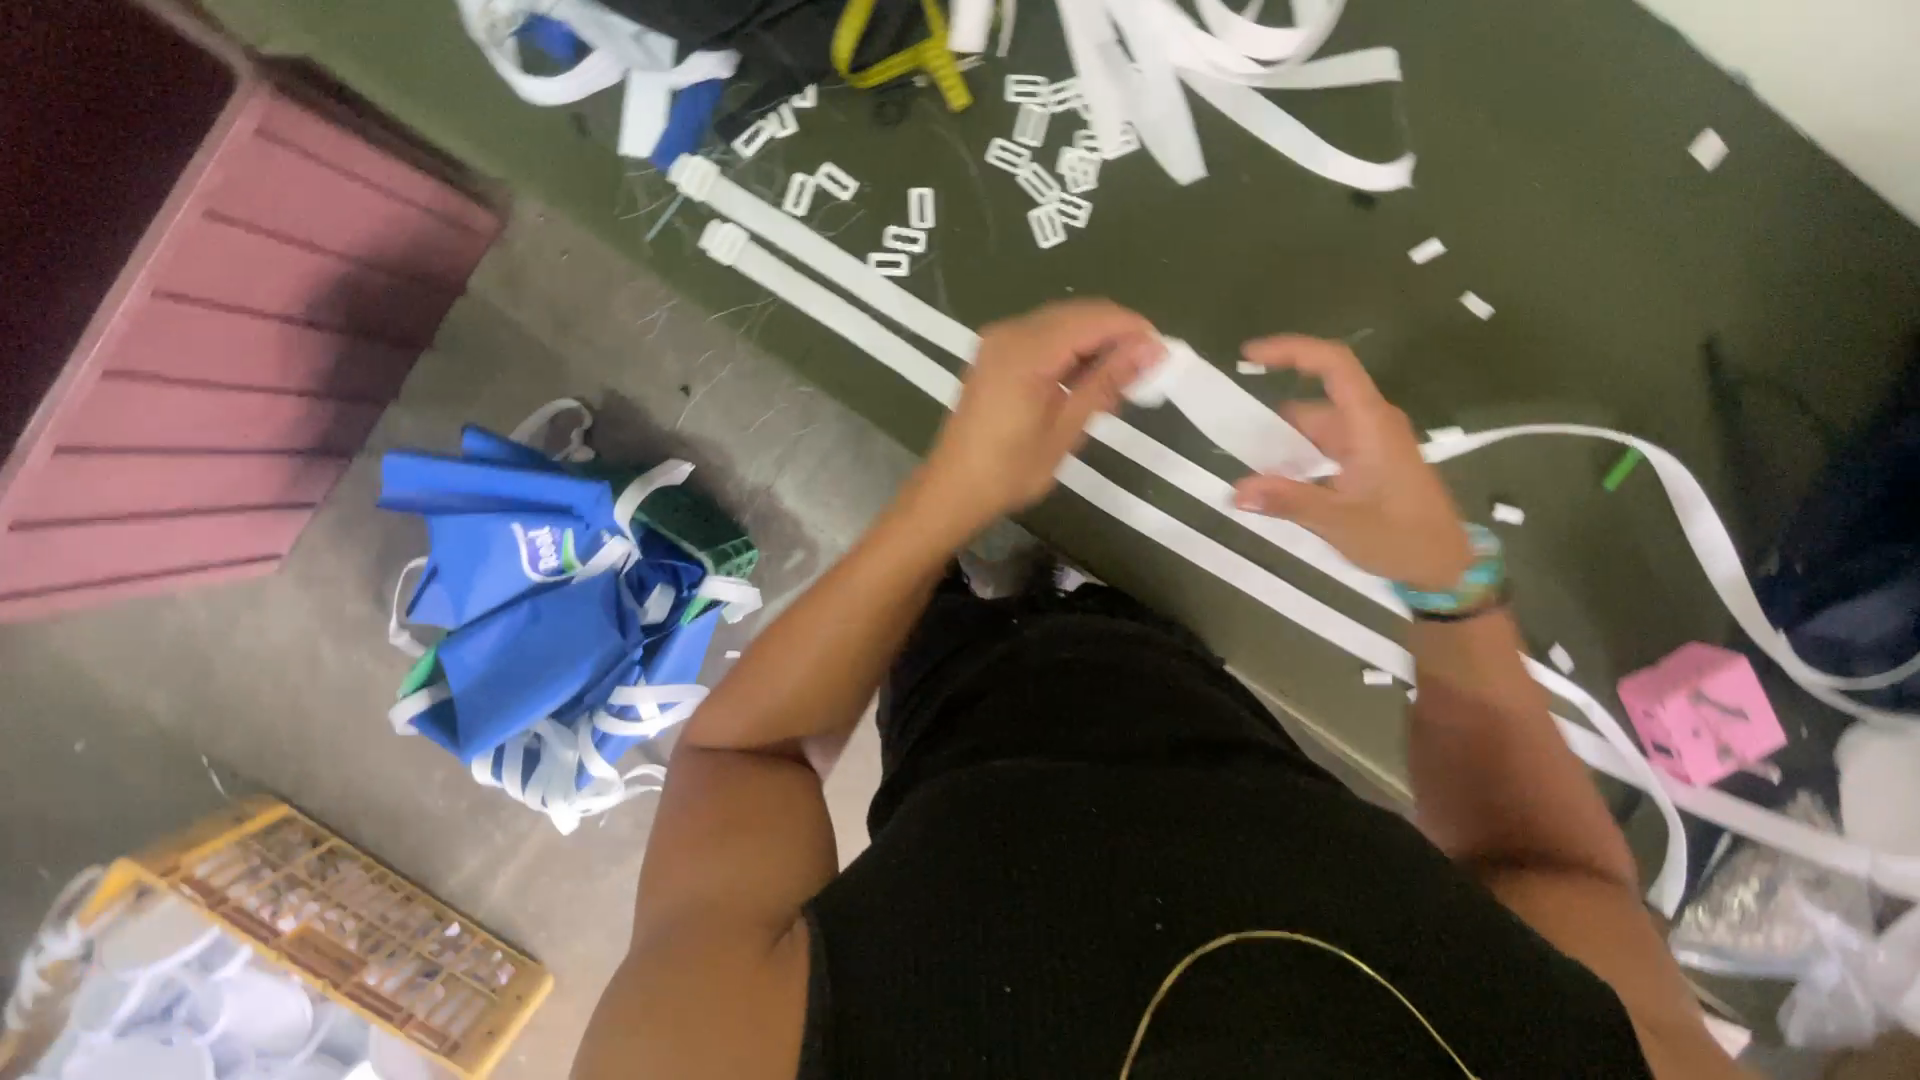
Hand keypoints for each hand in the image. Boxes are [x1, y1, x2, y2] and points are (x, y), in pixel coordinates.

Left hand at [918, 300, 1160, 537]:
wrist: (953, 489)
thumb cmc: (1009, 471)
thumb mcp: (1065, 430)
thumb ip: (1106, 382)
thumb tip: (1151, 349)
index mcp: (1025, 352)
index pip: (1093, 319)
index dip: (1133, 330)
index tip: (1163, 355)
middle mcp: (1009, 333)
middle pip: (1078, 314)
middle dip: (1116, 335)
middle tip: (1146, 372)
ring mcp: (997, 340)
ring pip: (1062, 322)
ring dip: (1094, 343)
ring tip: (1119, 382)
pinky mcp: (994, 353)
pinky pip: (1042, 336)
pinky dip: (1070, 350)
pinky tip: (1085, 381)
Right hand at [1231, 336, 1473, 589]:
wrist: (1445, 565)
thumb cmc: (1402, 537)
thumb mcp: (1341, 522)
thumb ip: (1289, 501)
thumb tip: (1237, 491)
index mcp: (1370, 424)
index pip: (1333, 365)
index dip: (1292, 351)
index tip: (1250, 356)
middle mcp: (1370, 424)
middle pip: (1313, 403)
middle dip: (1272, 423)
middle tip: (1234, 451)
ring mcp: (1370, 442)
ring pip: (1315, 429)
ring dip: (1284, 447)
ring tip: (1253, 477)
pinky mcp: (1368, 460)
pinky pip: (1324, 448)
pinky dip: (1299, 460)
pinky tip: (1280, 487)